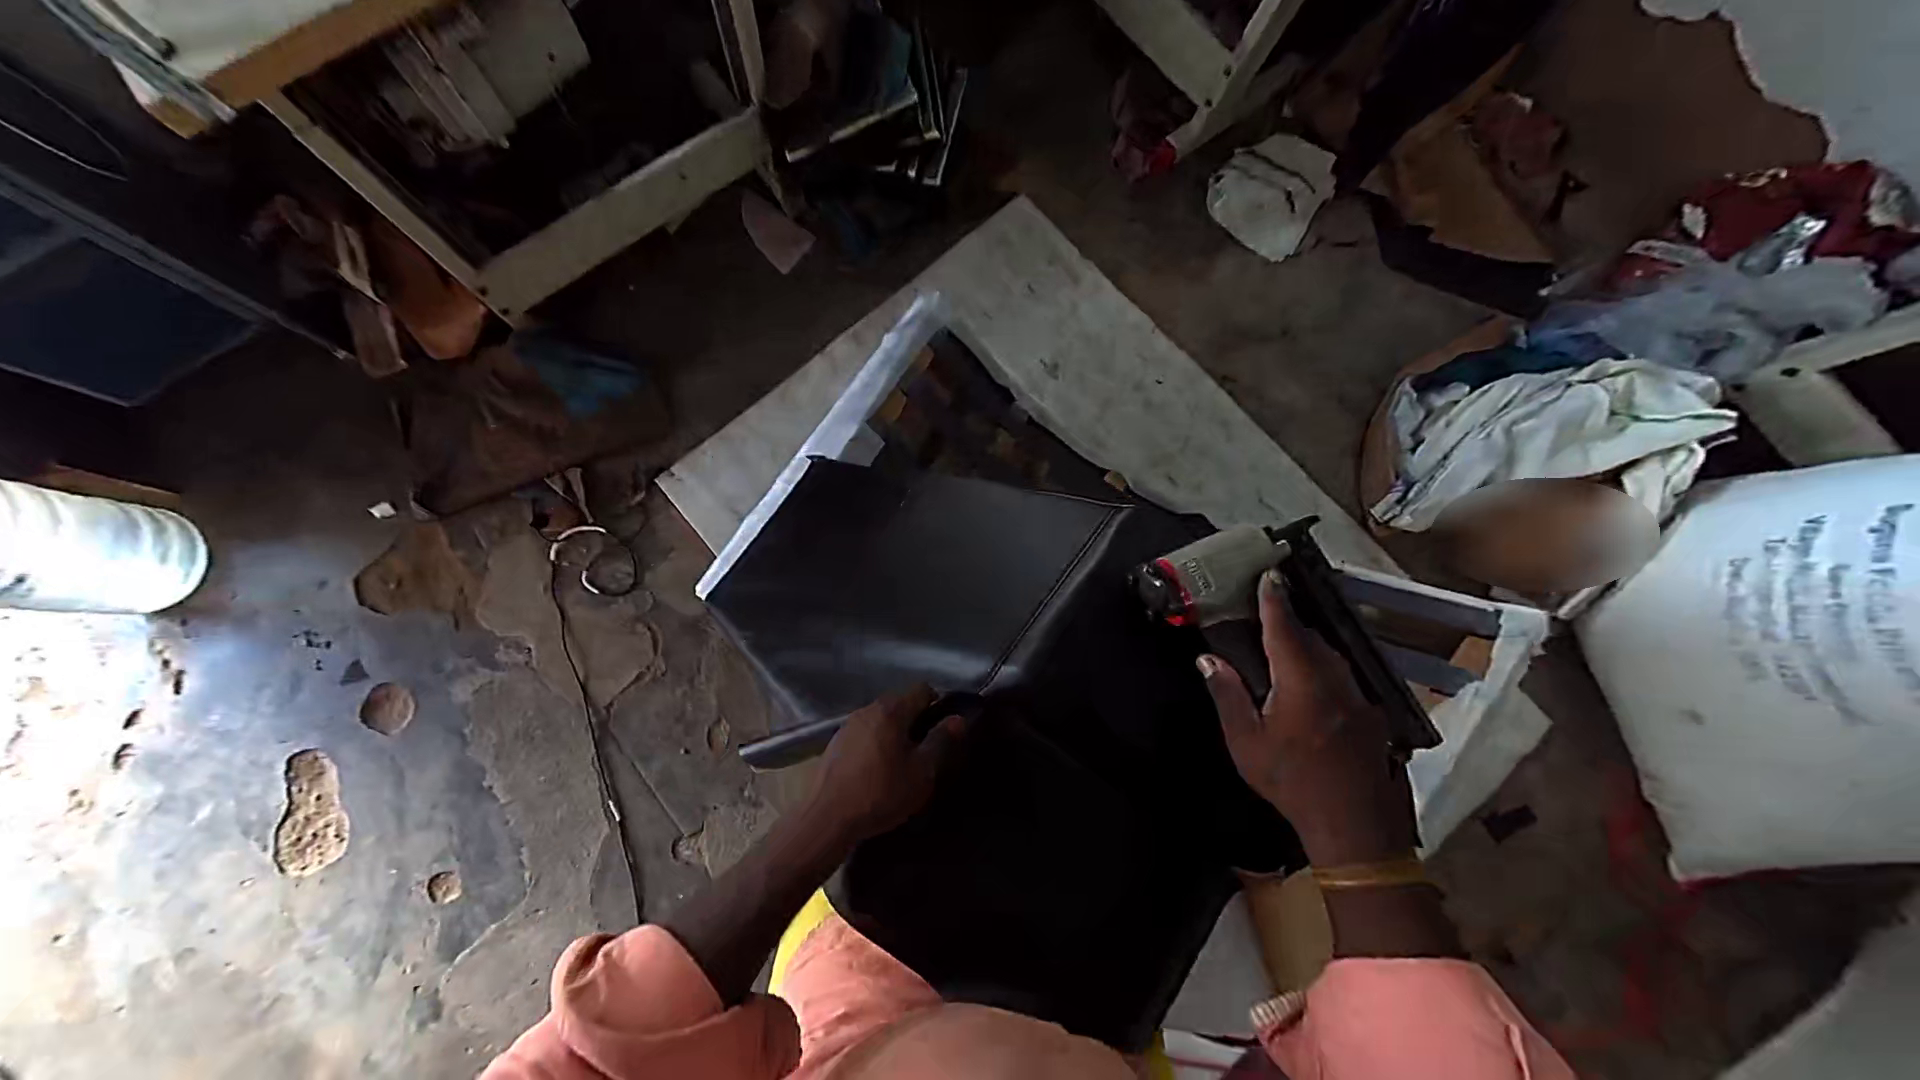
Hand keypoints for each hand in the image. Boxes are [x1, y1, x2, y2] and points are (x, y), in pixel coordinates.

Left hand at [804, 684, 966, 842]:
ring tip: (899, 762)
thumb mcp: (921, 772)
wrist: (827, 819)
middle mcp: (867, 709)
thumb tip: (958, 719)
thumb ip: (941, 741)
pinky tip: (874, 770)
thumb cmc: (881, 794)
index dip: (938, 704)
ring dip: (893, 732)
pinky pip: (863, 733)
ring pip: (879, 718)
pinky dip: (874, 742)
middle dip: (915, 719)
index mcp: (891, 710)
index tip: (943, 728)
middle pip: (899, 702)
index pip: (922, 689)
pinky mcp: (833, 743)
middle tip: (924, 749)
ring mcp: (847, 725)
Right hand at [1197, 572, 1418, 866]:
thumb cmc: (1292, 781)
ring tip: (1286, 647)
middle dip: (1290, 622)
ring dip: (1308, 645)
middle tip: (1267, 613)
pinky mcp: (1372, 716)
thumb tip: (1207, 659)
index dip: (1274, 599)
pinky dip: (1325, 669)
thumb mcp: (1246, 741)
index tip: (1269, 574)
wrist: (1356, 826)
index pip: (1285, 627)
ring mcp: (1360, 698)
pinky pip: (1344, 678)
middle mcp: (1335, 680)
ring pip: (1332, 658)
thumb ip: (1227, 695)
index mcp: (1301, 681)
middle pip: (1312, 638)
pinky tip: (1313, 687)